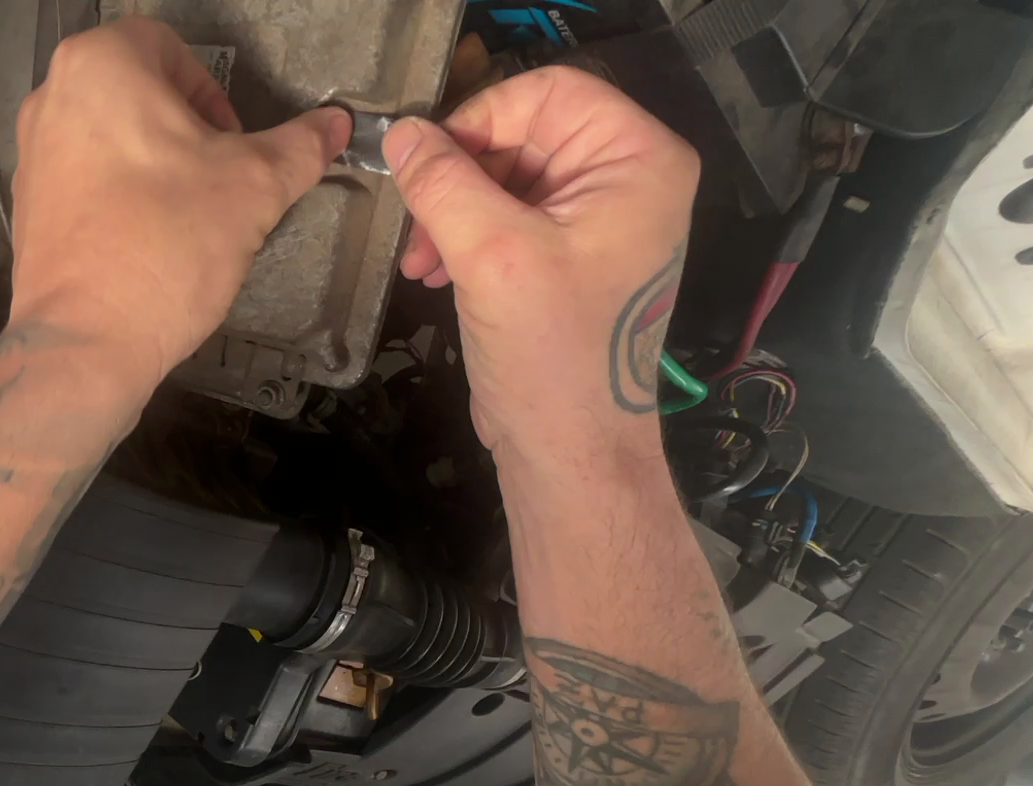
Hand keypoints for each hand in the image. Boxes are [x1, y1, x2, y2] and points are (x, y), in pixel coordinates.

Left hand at [10, 18, 351, 387]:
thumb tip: (332, 126)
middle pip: (137, 100)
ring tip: (182, 225)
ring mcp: (31, 161)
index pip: (170, 49)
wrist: (86, 345)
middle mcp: (50, 100)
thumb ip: (298, 148)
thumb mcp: (252, 191)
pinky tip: (145, 251)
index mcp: (100, 67)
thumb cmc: (163, 251)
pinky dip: (119, 210)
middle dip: (185, 140)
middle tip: (214, 189)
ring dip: (153, 175)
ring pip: (111, 147)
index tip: (231, 148)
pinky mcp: (28, 216)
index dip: (213, 96)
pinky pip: (86, 193)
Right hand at [381, 67, 697, 465]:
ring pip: (502, 184)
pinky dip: (462, 242)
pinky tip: (433, 274)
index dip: (476, 120)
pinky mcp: (560, 262)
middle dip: (457, 181)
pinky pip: (503, 224)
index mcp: (634, 160)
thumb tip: (398, 134)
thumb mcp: (491, 256)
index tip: (420, 167)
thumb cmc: (548, 352)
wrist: (566, 446)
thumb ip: (442, 186)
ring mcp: (591, 225)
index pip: (547, 93)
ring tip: (418, 263)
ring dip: (450, 216)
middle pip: (521, 138)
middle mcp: (621, 181)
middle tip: (414, 230)